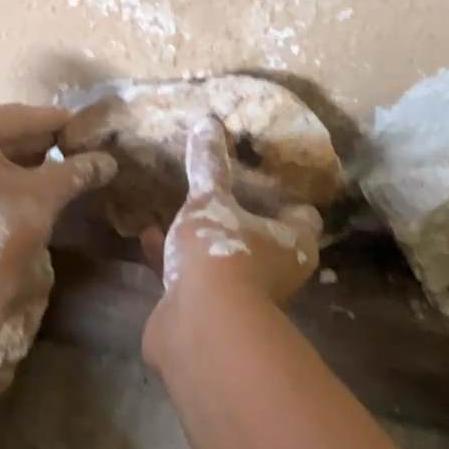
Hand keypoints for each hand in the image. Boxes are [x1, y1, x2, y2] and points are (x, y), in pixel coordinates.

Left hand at [0, 105, 117, 327]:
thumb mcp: (43, 196)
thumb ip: (75, 171)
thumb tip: (107, 161)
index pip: (19, 117)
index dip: (57, 124)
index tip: (85, 130)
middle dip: (34, 146)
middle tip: (72, 153)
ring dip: (12, 166)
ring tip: (50, 175)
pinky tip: (16, 195)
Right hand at [142, 117, 323, 308]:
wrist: (197, 326)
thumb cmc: (221, 255)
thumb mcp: (209, 201)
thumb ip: (208, 166)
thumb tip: (207, 122)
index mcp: (293, 244)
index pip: (301, 215)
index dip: (287, 196)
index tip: (265, 174)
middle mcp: (275, 270)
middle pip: (263, 237)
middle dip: (241, 217)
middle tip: (220, 189)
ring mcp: (242, 294)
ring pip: (226, 258)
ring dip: (204, 238)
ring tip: (179, 208)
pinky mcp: (208, 310)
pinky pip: (192, 275)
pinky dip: (173, 257)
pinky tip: (147, 236)